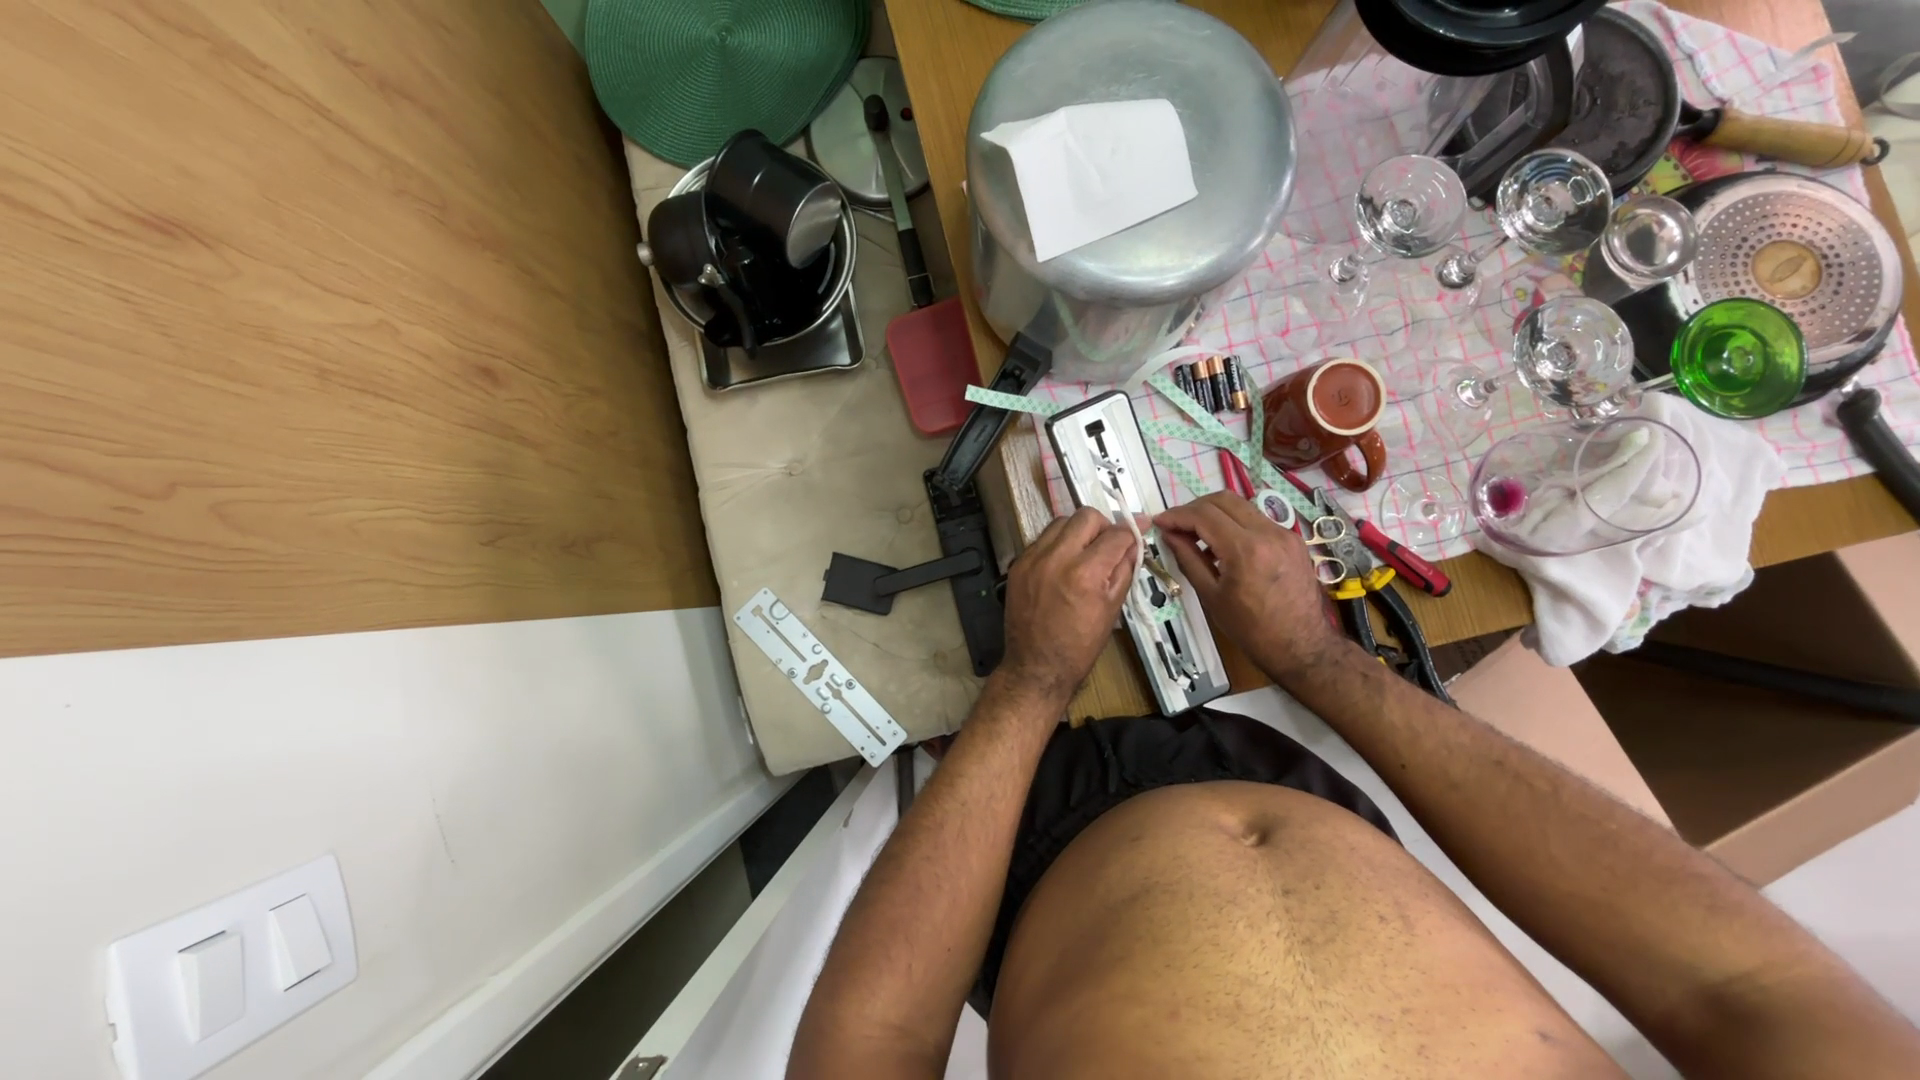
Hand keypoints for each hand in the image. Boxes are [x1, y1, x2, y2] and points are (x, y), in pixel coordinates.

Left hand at [995, 506, 1137, 706]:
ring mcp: (1032, 559)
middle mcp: (1056, 558)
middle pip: (1086, 516)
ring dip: (1078, 531)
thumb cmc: (1081, 645)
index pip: (1115, 535)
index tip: (1141, 527)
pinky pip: (1042, 539)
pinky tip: (1064, 564)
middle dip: (1103, 526)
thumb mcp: (1112, 608)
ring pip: (1061, 522)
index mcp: (1085, 574)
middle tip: (1109, 544)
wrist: (1037, 666)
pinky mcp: (1017, 564)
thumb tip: (1133, 542)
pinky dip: (1058, 544)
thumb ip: (1124, 569)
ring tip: (1085, 553)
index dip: (1133, 529)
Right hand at [1155, 493, 1347, 684]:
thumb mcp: (1211, 596)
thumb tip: (1170, 535)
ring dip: (1215, 513)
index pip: (1204, 515)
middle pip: (1224, 499)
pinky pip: (1258, 520)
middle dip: (1195, 507)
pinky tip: (1224, 545)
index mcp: (1245, 549)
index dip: (1177, 515)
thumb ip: (1189, 559)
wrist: (1301, 646)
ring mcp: (1285, 534)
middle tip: (1177, 525)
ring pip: (1242, 506)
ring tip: (1198, 536)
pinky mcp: (1293, 540)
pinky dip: (1235, 524)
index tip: (1160, 522)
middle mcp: (1268, 533)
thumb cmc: (1251, 629)